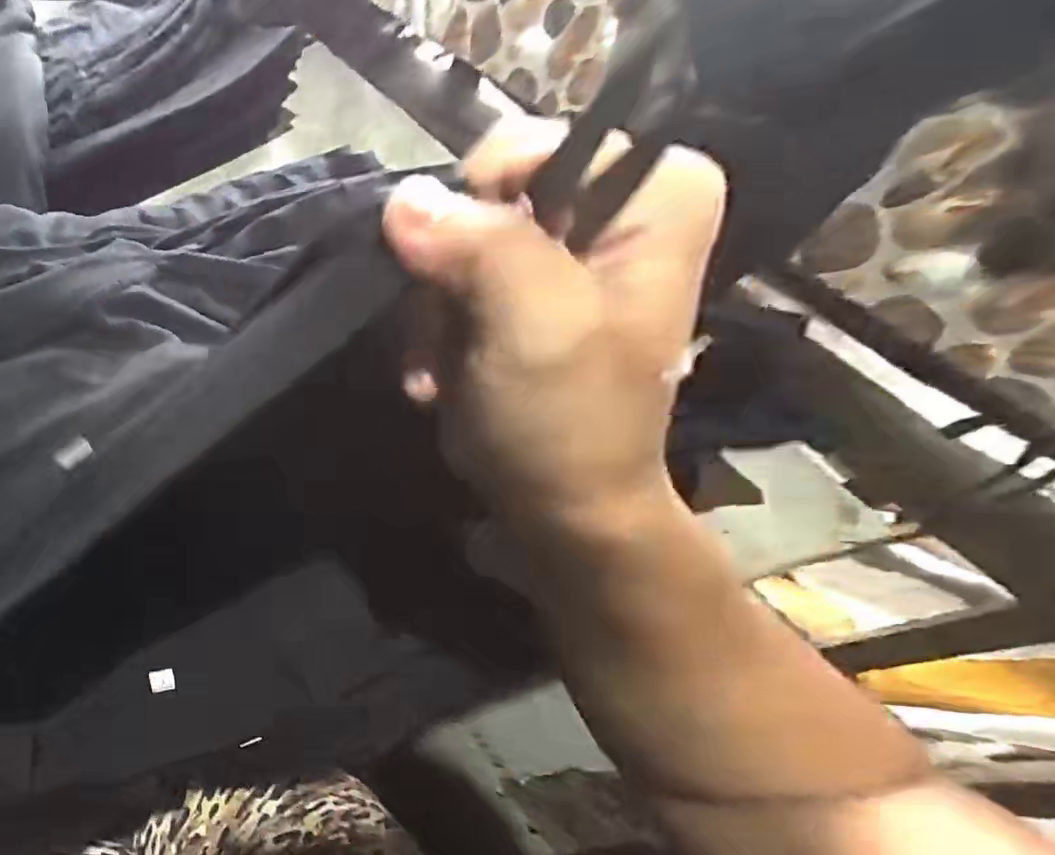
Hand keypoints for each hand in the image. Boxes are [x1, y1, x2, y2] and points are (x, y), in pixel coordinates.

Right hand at [382, 116, 725, 534]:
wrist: (559, 509)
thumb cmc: (566, 421)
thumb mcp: (534, 322)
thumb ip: (479, 244)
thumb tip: (402, 198)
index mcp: (652, 195)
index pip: (533, 145)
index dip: (481, 206)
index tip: (464, 277)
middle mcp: (607, 216)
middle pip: (484, 204)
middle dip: (448, 278)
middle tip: (447, 339)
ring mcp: (554, 266)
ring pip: (452, 253)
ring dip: (432, 319)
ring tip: (440, 374)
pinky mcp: (513, 308)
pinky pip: (445, 293)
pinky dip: (432, 340)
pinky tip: (438, 382)